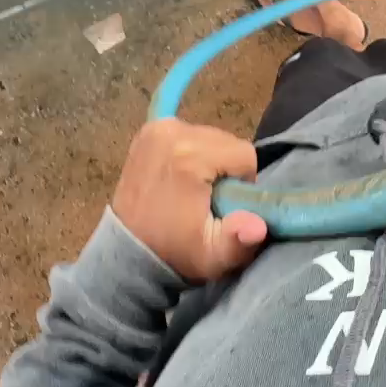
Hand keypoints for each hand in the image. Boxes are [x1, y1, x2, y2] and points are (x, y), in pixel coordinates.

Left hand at [112, 119, 267, 281]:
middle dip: (226, 168)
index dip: (243, 181)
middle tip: (208, 198)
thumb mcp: (212, 258)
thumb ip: (239, 241)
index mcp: (190, 157)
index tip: (224, 204)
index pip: (244, 154)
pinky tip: (179, 175)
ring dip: (209, 159)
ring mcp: (158, 127)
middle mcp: (173, 132)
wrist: (125, 252)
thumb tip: (260, 226)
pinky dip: (191, 151)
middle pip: (227, 141)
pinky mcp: (150, 128)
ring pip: (210, 135)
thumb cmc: (173, 253)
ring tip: (192, 189)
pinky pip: (190, 132)